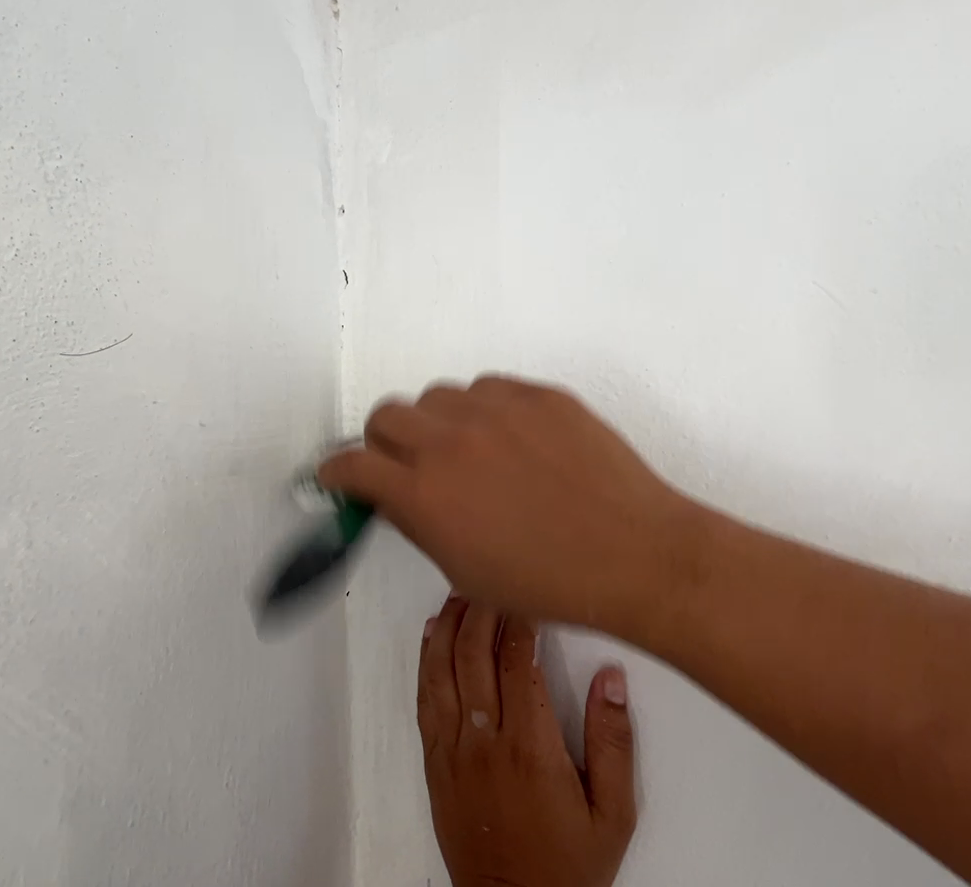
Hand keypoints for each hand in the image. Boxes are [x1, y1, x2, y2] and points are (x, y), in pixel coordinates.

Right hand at [319, 375, 700, 632]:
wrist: (634, 554)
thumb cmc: (546, 582)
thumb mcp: (463, 570)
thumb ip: (417, 522)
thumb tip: (393, 494)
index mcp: (423, 495)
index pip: (352, 464)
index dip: (336, 471)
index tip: (337, 476)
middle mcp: (448, 442)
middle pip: (384, 415)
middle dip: (383, 442)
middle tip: (405, 464)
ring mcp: (494, 410)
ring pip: (437, 397)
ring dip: (436, 424)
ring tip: (469, 452)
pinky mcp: (536, 393)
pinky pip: (488, 388)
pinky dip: (485, 411)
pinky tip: (512, 441)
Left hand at [419, 596, 635, 886]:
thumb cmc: (568, 864)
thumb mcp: (614, 813)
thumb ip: (614, 742)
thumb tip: (611, 678)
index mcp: (530, 747)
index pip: (517, 661)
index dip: (519, 618)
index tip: (527, 590)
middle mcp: (484, 739)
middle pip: (474, 654)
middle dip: (480, 609)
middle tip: (490, 577)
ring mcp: (452, 748)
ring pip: (442, 669)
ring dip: (448, 624)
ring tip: (459, 592)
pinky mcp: (434, 760)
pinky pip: (424, 698)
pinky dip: (425, 659)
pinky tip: (432, 633)